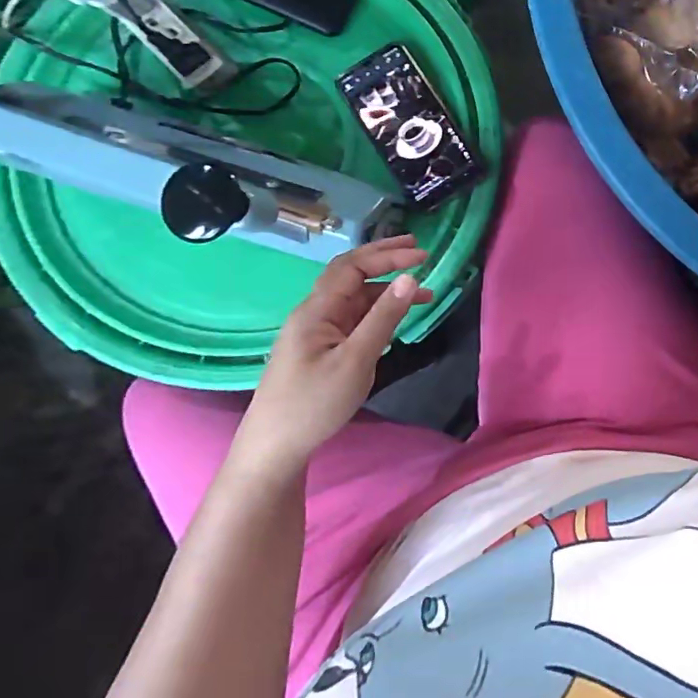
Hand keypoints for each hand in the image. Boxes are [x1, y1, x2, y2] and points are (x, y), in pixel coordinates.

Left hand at [233, 236, 434, 474]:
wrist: (275, 446)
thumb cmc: (314, 403)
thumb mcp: (356, 361)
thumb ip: (383, 318)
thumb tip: (409, 279)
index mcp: (317, 309)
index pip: (353, 267)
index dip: (387, 256)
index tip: (422, 255)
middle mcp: (315, 312)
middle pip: (350, 275)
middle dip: (384, 260)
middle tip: (418, 251)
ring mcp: (316, 332)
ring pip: (353, 300)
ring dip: (385, 291)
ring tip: (422, 293)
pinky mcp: (320, 350)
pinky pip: (351, 321)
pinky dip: (376, 313)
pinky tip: (394, 319)